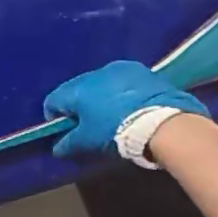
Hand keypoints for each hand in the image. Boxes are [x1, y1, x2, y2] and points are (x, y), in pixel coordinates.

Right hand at [44, 60, 207, 158]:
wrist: (164, 124)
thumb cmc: (116, 132)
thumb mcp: (86, 143)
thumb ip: (66, 144)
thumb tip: (57, 147)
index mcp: (76, 89)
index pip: (53, 101)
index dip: (55, 119)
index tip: (67, 132)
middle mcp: (94, 73)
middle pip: (76, 90)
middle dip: (79, 106)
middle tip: (90, 124)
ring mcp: (120, 68)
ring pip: (100, 84)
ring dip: (100, 97)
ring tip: (112, 115)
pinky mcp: (142, 70)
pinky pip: (122, 81)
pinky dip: (121, 92)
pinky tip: (130, 106)